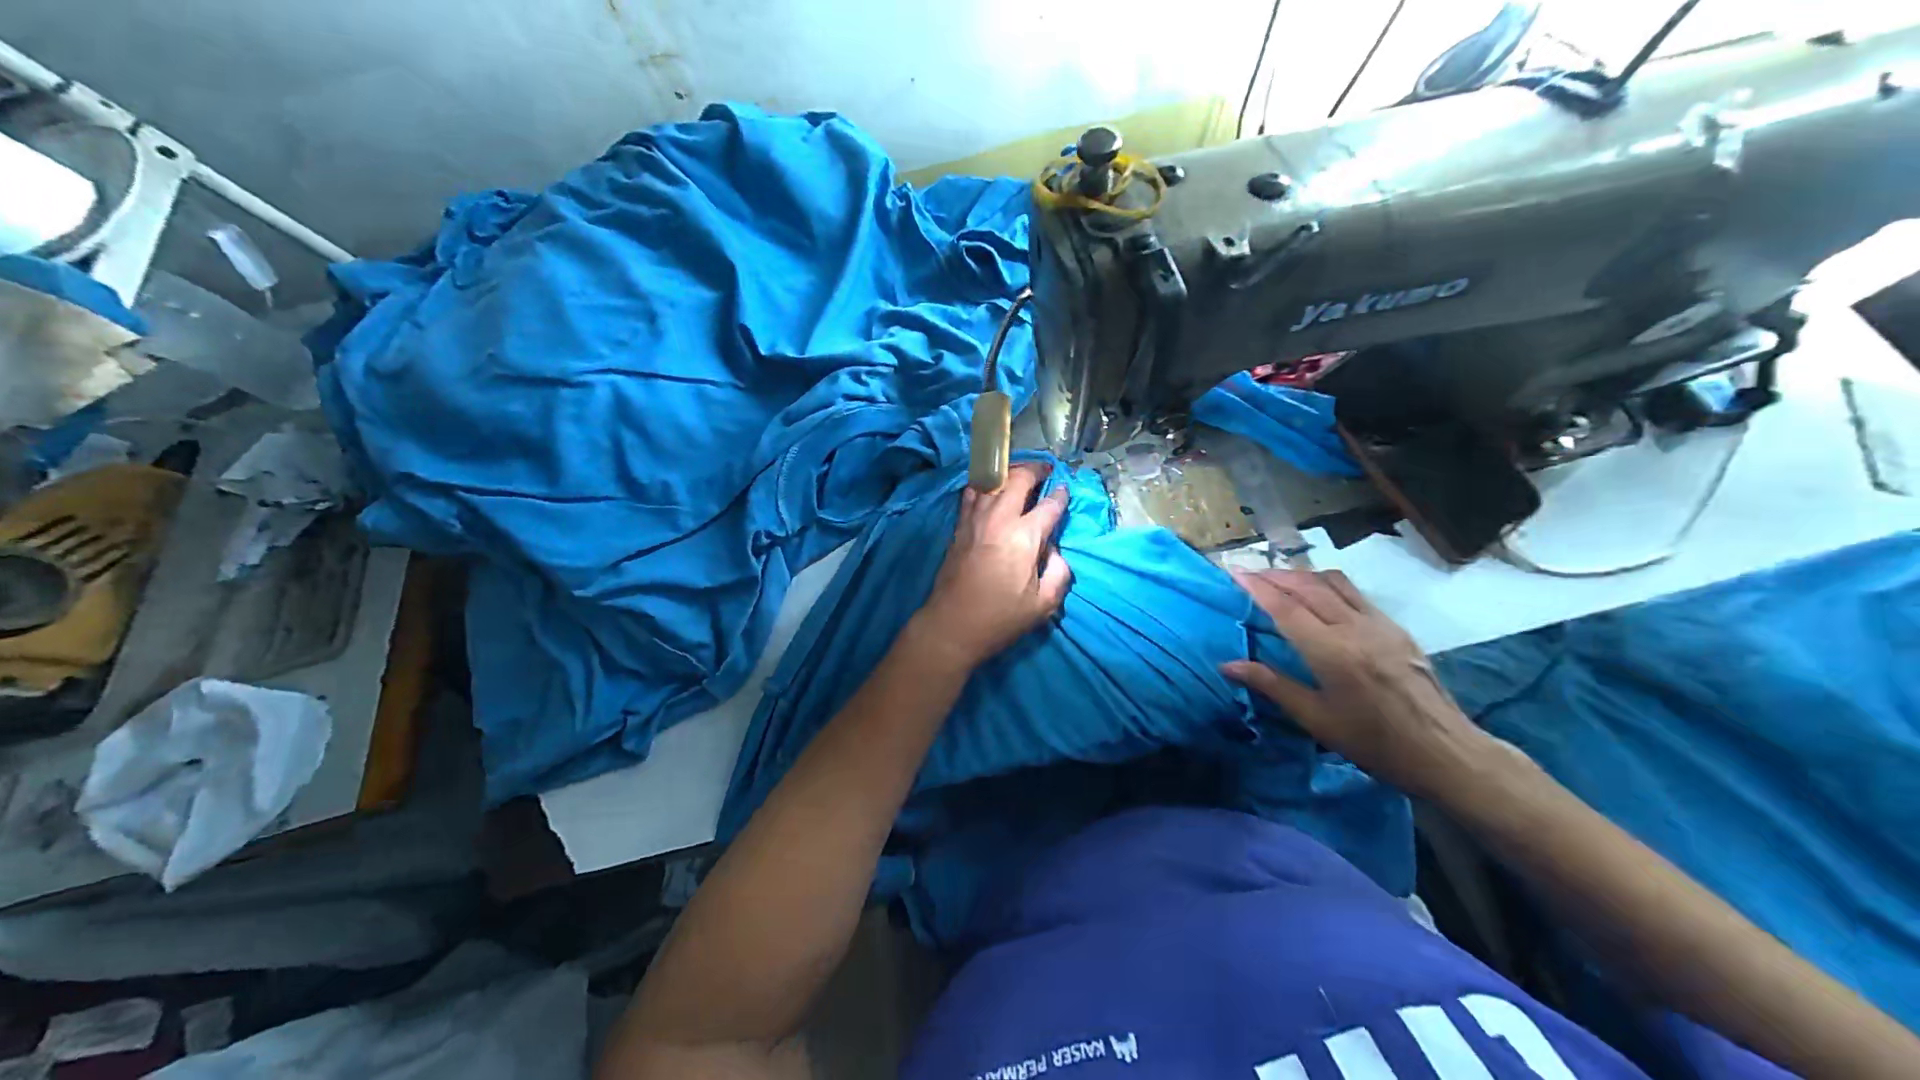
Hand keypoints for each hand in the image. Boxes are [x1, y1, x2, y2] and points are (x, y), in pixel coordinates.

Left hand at [911, 464, 1073, 669]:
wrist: (952, 625)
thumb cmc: (1001, 618)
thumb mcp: (1044, 604)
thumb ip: (1059, 573)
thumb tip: (1055, 552)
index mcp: (1024, 536)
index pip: (1048, 505)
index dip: (1060, 495)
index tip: (1064, 489)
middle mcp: (999, 519)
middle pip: (1018, 479)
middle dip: (1035, 470)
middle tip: (1045, 470)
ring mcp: (975, 519)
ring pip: (993, 481)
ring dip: (1010, 472)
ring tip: (1021, 474)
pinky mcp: (959, 526)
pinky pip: (972, 493)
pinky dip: (985, 485)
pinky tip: (991, 489)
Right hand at [1222, 568, 1503, 798]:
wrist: (1443, 752)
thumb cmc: (1373, 742)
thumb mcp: (1315, 719)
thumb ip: (1271, 685)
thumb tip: (1228, 665)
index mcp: (1331, 652)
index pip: (1286, 608)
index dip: (1258, 587)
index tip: (1235, 571)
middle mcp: (1355, 628)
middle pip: (1308, 587)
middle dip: (1275, 575)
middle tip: (1249, 571)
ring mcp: (1379, 624)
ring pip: (1334, 583)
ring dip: (1302, 574)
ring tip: (1279, 576)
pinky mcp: (1395, 628)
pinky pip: (1354, 593)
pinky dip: (1327, 583)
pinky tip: (1319, 593)